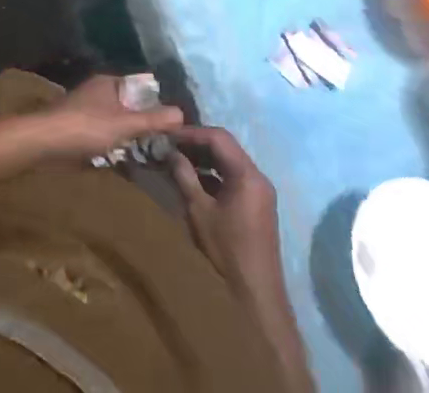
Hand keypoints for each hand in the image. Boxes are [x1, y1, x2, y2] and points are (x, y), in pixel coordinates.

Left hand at [38, 75, 183, 158]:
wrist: (41, 145)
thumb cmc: (86, 128)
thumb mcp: (125, 124)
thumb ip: (153, 120)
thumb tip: (182, 114)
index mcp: (110, 83)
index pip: (141, 87)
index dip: (156, 103)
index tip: (169, 122)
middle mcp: (97, 93)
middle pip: (128, 107)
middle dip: (142, 124)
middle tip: (160, 142)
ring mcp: (84, 112)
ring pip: (114, 124)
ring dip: (126, 139)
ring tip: (145, 156)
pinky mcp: (74, 132)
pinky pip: (100, 138)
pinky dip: (110, 148)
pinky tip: (120, 163)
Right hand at [170, 126, 313, 392]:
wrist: (256, 295)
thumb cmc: (225, 252)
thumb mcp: (199, 213)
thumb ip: (186, 179)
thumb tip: (172, 153)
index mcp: (248, 174)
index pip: (220, 138)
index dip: (193, 133)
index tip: (169, 135)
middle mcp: (258, 177)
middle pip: (227, 149)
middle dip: (198, 145)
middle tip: (170, 146)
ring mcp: (260, 192)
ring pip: (231, 165)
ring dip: (206, 161)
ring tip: (177, 161)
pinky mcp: (257, 207)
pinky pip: (235, 181)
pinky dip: (215, 178)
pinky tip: (193, 183)